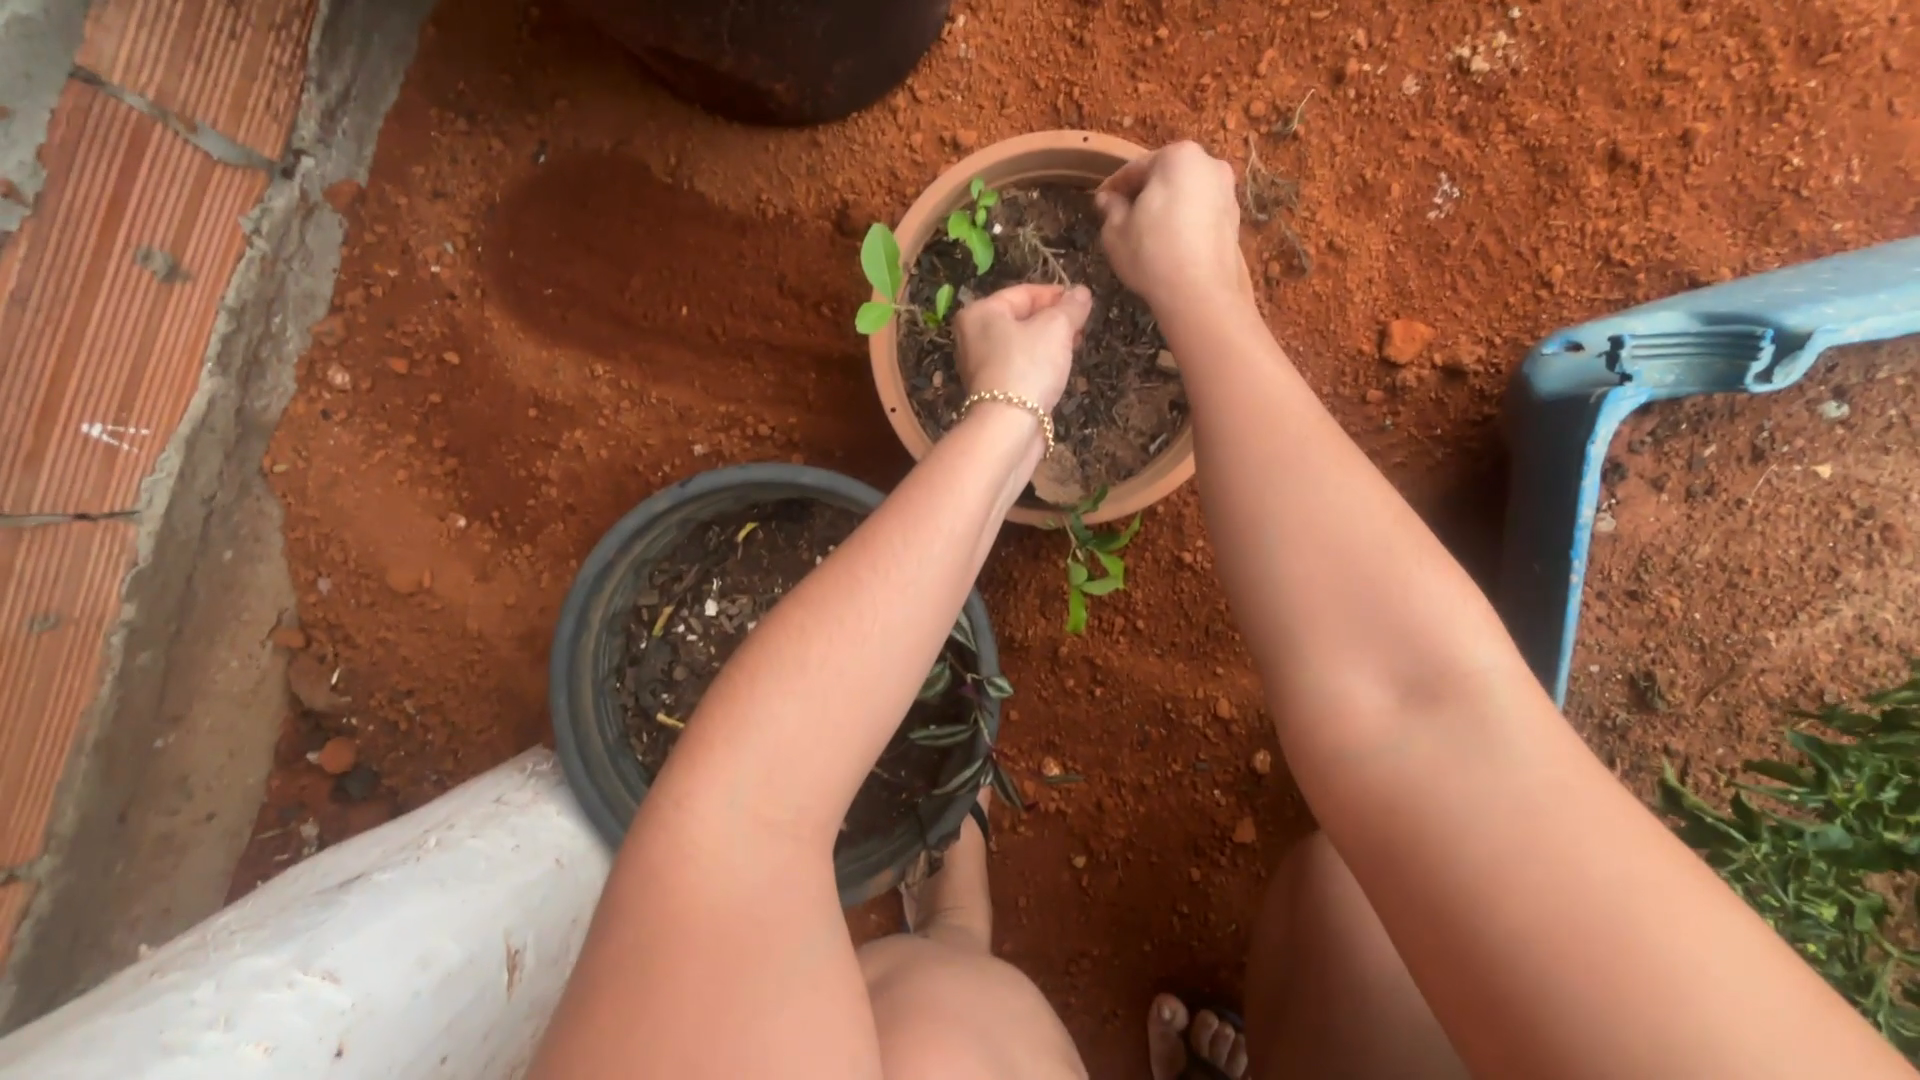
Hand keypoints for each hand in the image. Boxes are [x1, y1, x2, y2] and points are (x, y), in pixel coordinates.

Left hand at [952, 283, 1092, 411]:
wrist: (1008, 426)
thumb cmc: (1029, 366)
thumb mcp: (1056, 328)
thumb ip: (1071, 307)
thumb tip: (1081, 292)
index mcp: (980, 313)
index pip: (1023, 293)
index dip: (1055, 294)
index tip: (1082, 300)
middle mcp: (972, 336)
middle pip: (1020, 318)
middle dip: (1053, 320)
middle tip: (1081, 325)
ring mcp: (979, 366)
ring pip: (1021, 344)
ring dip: (1049, 342)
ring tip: (1075, 345)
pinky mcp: (991, 390)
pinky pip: (1018, 366)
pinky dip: (1038, 363)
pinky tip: (1058, 368)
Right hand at [1094, 142, 1253, 318]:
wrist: (1200, 291)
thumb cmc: (1151, 253)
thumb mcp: (1116, 231)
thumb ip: (1111, 209)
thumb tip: (1107, 199)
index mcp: (1177, 157)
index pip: (1135, 168)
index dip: (1113, 187)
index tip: (1099, 203)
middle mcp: (1209, 164)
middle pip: (1164, 177)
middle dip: (1143, 195)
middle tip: (1122, 218)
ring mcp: (1226, 191)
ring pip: (1185, 194)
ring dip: (1165, 208)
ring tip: (1145, 233)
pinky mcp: (1234, 218)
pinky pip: (1200, 213)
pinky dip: (1184, 222)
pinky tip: (1169, 244)